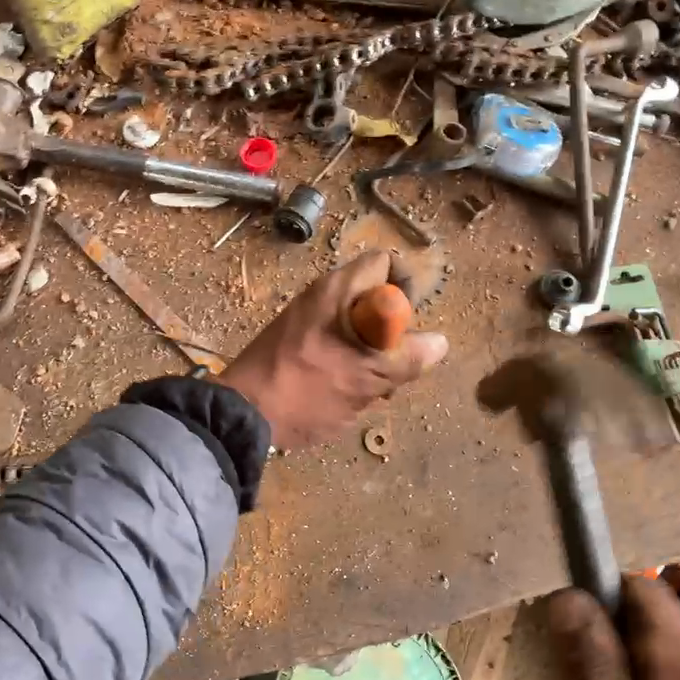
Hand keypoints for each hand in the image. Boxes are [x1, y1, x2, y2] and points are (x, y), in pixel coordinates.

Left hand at [217, 251, 447, 449]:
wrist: (241, 416)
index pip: (386, 264)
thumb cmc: (307, 390)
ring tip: (370, 392)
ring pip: (356, 327)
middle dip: (392, 334)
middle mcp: (320, 296)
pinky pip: (335, 344)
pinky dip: (348, 365)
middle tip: (391, 370)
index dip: (406, 289)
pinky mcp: (293, 345)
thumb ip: (407, 358)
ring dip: (371, 357)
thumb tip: (438, 342)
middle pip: (375, 299)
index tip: (407, 328)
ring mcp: (304, 321)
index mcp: (337, 290)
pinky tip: (347, 397)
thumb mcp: (367, 377)